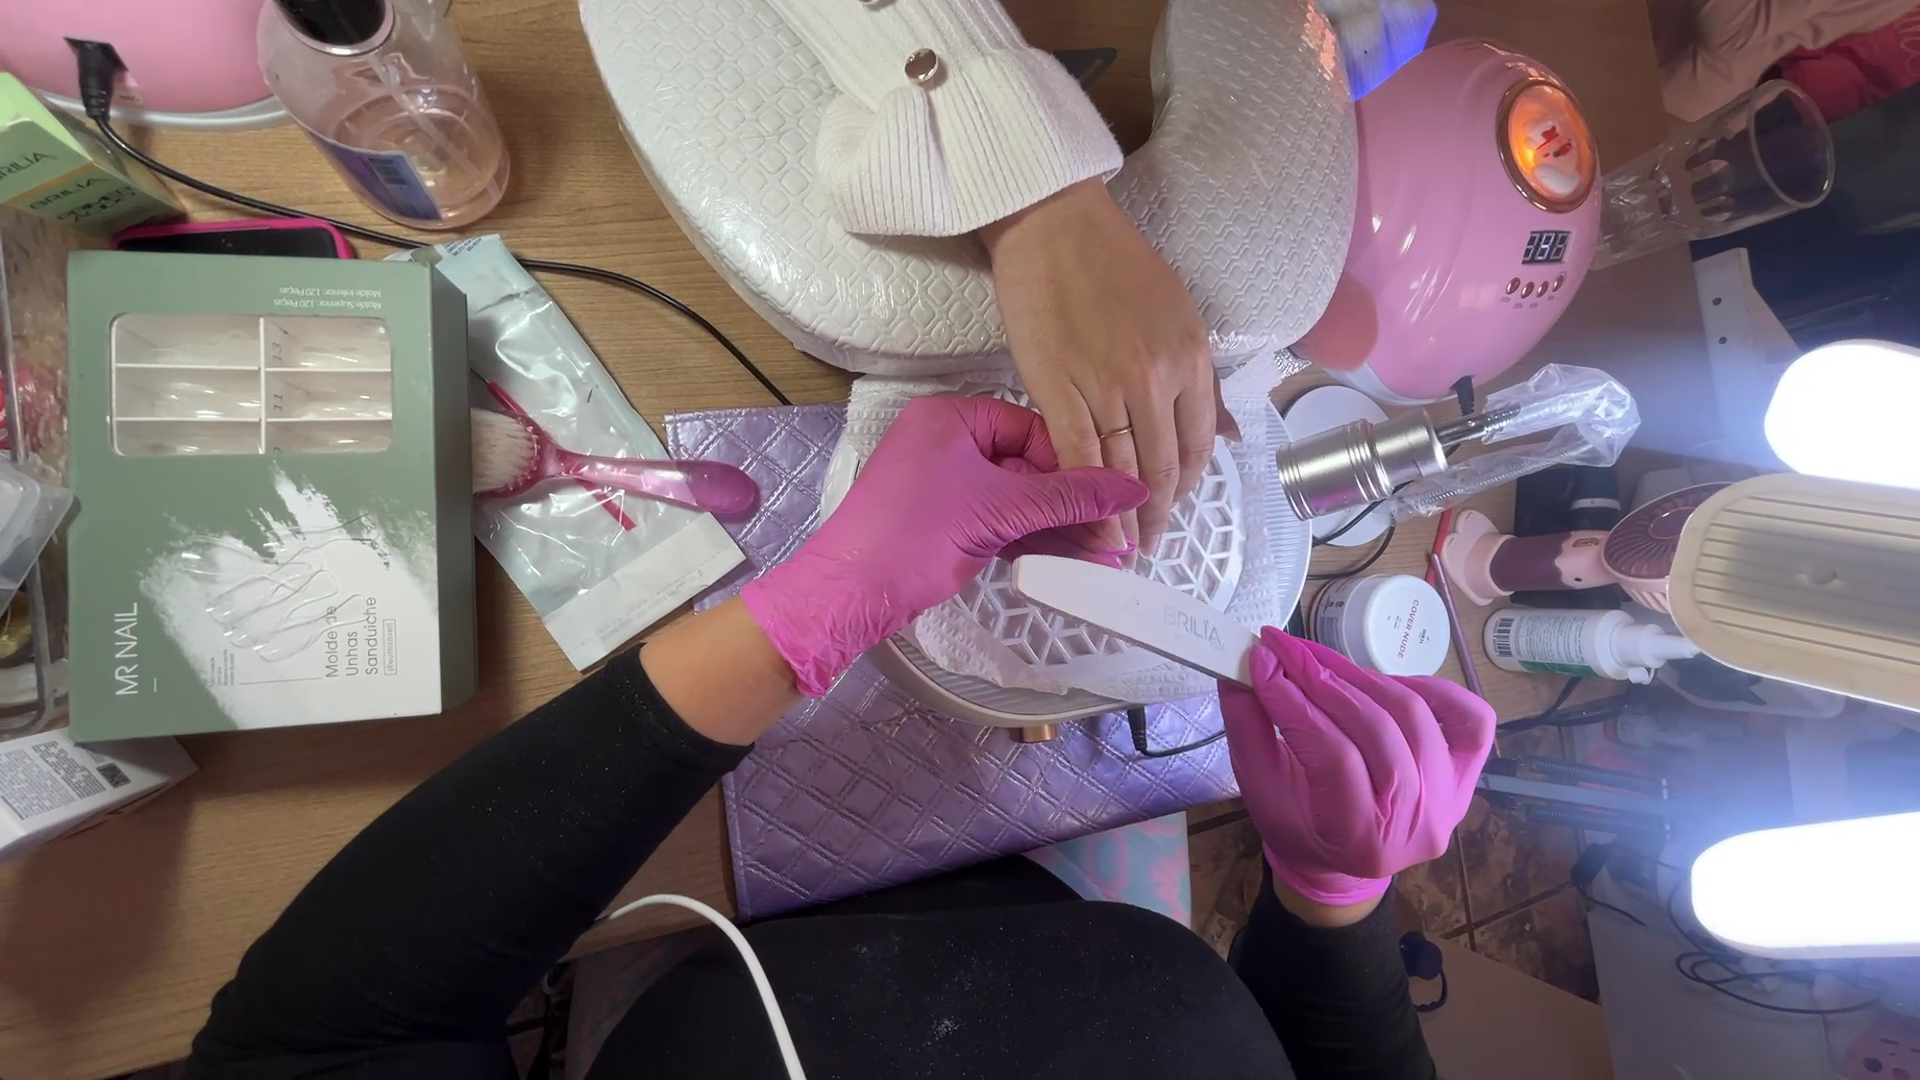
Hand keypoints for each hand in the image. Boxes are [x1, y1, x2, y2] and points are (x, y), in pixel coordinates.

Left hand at [742, 396, 1147, 694]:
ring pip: (1019, 501)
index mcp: (951, 418)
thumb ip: (1066, 497)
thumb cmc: (910, 537)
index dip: (1073, 464)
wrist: (850, 595)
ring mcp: (949, 486)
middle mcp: (949, 444)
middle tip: (1115, 535)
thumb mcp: (996, 510)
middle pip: (1029, 467)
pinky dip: (1034, 542)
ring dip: (1059, 529)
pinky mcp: (951, 523)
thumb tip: (1130, 487)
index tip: (1111, 496)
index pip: (1032, 429)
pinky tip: (1073, 560)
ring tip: (1105, 556)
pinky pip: (1004, 524)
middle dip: (1072, 505)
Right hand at [980, 178, 1220, 551]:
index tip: (1172, 508)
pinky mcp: (1059, 391)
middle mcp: (1157, 379)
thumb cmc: (1115, 264)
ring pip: (1122, 469)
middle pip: (1161, 465)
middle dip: (1156, 512)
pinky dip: (1089, 496)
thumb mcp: (1179, 314)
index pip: (1197, 444)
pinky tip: (1093, 524)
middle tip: (1146, 542)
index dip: (1185, 486)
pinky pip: (1079, 457)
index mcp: (1191, 358)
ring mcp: (1108, 388)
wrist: (1053, 227)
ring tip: (1121, 543)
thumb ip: (1204, 380)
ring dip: (1124, 514)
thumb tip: (1231, 436)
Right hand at [1220, 630, 1495, 908]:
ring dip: (1359, 676)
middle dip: (1323, 679)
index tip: (1262, 661)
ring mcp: (1451, 799)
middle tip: (1282, 647)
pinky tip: (1385, 680)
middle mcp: (1416, 823)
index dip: (1294, 703)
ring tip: (1316, 659)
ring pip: (1412, 716)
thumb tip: (1249, 661)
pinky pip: (1469, 719)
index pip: (1332, 756)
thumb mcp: (1256, 784)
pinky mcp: (1466, 775)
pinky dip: (1432, 688)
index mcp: (1357, 837)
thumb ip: (1246, 725)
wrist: (1340, 858)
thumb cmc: (1292, 823)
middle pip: (1376, 731)